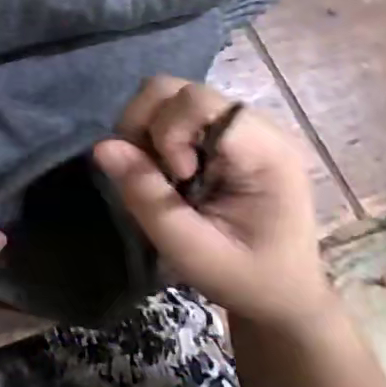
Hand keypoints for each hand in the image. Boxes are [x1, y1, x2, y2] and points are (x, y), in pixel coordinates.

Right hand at [92, 76, 330, 326]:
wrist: (283, 296)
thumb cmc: (247, 280)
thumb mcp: (194, 253)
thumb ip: (148, 199)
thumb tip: (101, 146)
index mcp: (265, 150)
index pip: (198, 101)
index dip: (168, 134)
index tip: (178, 180)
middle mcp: (255, 124)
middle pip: (178, 90)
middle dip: (147, 127)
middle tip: (153, 176)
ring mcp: (239, 125)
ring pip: (169, 96)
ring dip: (146, 131)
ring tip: (159, 176)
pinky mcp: (223, 133)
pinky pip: (174, 113)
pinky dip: (155, 136)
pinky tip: (167, 172)